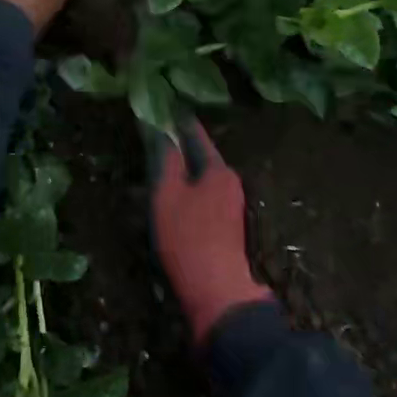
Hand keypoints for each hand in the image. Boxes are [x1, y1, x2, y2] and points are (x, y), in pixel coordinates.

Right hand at [149, 121, 271, 344]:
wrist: (217, 289)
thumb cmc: (187, 238)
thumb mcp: (167, 195)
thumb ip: (166, 162)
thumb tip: (164, 134)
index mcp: (218, 169)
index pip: (197, 137)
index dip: (181, 123)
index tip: (171, 107)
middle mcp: (231, 182)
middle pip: (203, 158)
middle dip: (184, 149)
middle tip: (162, 138)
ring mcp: (233, 205)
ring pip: (205, 180)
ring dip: (187, 173)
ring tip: (166, 170)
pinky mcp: (230, 226)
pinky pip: (207, 198)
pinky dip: (192, 192)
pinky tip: (179, 201)